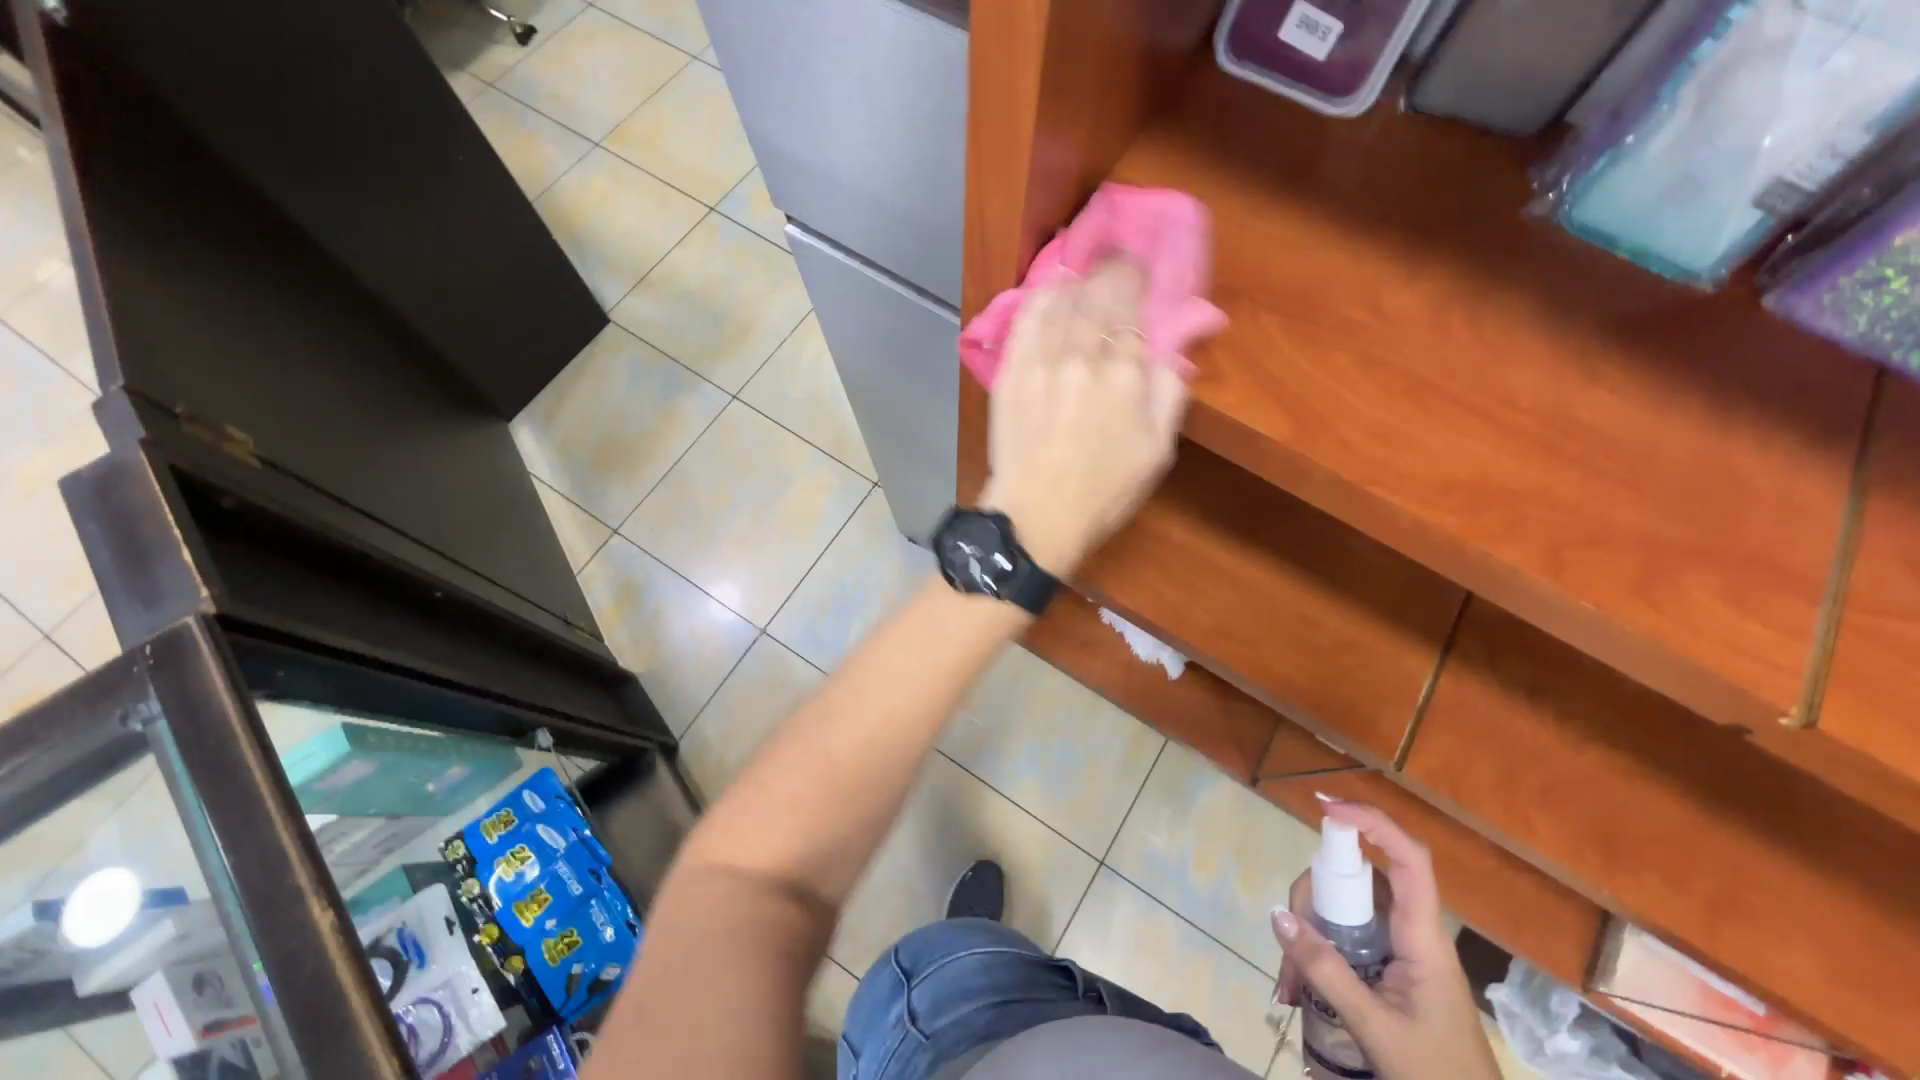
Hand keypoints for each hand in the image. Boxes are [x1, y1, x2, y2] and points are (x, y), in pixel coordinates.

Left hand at [978, 257, 1193, 577]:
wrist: (1038, 517)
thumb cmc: (1105, 491)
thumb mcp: (1158, 450)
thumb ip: (1171, 392)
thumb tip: (1180, 347)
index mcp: (1126, 377)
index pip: (1135, 310)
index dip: (1140, 283)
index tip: (1144, 270)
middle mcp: (1084, 358)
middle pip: (1101, 296)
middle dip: (1113, 272)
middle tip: (1120, 263)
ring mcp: (1043, 361)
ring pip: (1064, 300)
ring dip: (1081, 280)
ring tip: (1089, 274)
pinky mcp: (1012, 371)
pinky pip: (1027, 318)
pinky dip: (1043, 296)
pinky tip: (1053, 289)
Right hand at [1271, 801, 1500, 1079]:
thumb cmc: (1435, 1072)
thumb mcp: (1374, 1027)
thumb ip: (1327, 972)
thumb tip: (1278, 914)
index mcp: (1424, 937)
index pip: (1408, 858)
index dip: (1372, 822)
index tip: (1327, 806)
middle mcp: (1413, 932)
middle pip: (1360, 881)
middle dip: (1314, 896)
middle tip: (1286, 932)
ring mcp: (1401, 949)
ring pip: (1347, 910)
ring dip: (1310, 931)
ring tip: (1288, 983)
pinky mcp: (1390, 967)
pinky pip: (1347, 938)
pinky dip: (1317, 952)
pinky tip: (1298, 987)